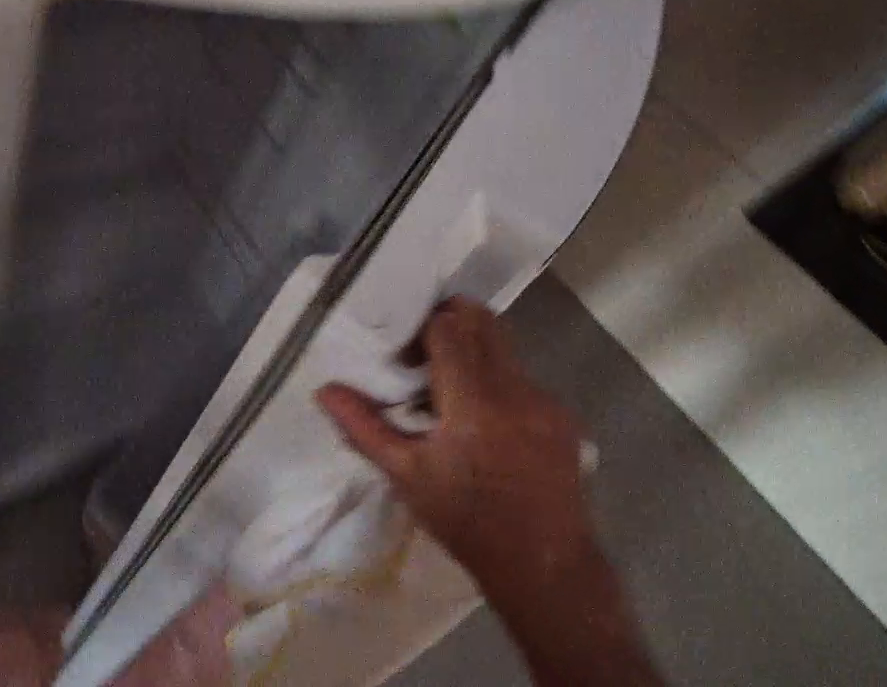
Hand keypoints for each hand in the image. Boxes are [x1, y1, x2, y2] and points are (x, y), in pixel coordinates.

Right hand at [316, 297, 593, 590]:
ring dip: (473, 352)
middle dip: (449, 321)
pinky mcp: (562, 414)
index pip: (448, 328)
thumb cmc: (465, 521)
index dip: (421, 329)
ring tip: (451, 392)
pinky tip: (483, 423)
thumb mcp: (406, 476)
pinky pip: (521, 377)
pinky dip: (495, 382)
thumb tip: (325, 390)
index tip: (405, 358)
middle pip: (481, 320)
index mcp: (474, 403)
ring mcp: (544, 399)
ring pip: (503, 346)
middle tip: (424, 352)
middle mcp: (514, 389)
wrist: (543, 567)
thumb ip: (364, 427)